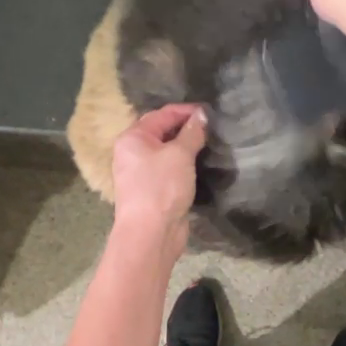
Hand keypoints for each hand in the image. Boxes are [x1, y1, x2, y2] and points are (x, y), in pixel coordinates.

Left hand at [110, 104, 206, 256]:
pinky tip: (201, 163)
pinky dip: (184, 163)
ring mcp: (142, 172)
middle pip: (162, 131)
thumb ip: (192, 132)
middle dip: (186, 127)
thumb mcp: (180, 154)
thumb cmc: (161, 187)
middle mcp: (133, 152)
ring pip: (167, 151)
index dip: (186, 110)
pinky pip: (170, 169)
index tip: (210, 111)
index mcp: (133, 138)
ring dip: (187, 146)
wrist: (150, 234)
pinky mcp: (153, 189)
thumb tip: (201, 115)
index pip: (162, 114)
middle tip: (213, 125)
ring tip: (211, 141)